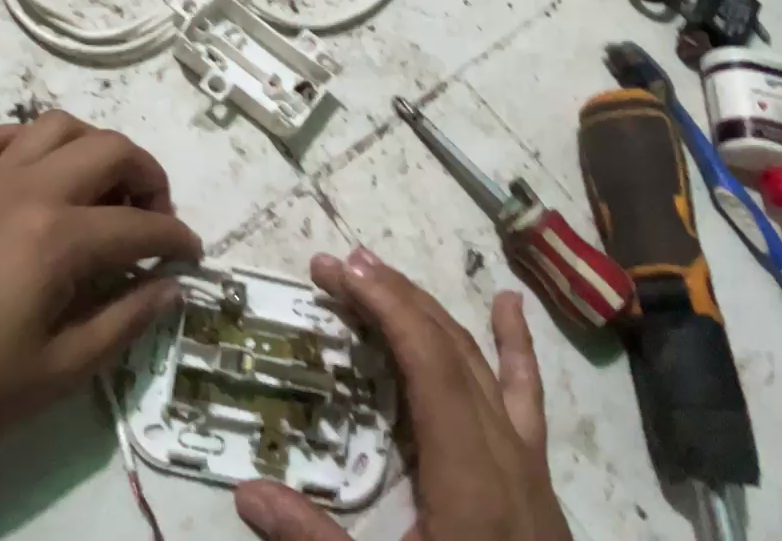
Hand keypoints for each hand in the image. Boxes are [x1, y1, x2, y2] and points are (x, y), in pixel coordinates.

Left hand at [0, 110, 201, 463]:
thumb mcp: (58, 371)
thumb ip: (124, 321)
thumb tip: (171, 288)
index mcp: (57, 235)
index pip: (140, 226)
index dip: (177, 241)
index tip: (193, 259)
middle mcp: (27, 189)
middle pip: (109, 150)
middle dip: (149, 177)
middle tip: (153, 220)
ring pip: (55, 127)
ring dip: (95, 147)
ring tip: (104, 190)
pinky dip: (29, 143)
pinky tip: (38, 175)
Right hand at [234, 248, 570, 540]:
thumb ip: (314, 540)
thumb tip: (247, 490)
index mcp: (470, 479)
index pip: (430, 366)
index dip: (387, 310)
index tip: (343, 273)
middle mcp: (505, 455)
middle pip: (448, 350)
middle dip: (391, 299)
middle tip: (336, 267)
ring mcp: (527, 461)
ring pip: (479, 362)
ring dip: (430, 311)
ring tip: (383, 272)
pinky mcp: (535, 473)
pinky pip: (526, 394)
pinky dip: (515, 344)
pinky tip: (508, 302)